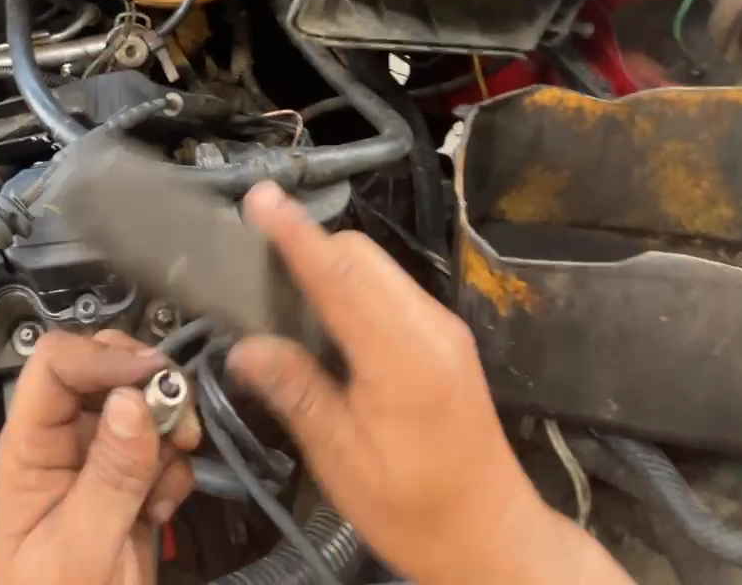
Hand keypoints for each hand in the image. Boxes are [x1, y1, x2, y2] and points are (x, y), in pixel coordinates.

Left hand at [0, 330, 201, 584]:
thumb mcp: (82, 554)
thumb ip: (109, 478)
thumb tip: (133, 400)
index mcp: (30, 443)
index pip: (55, 363)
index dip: (102, 358)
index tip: (154, 378)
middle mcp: (63, 439)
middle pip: (101, 370)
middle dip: (145, 386)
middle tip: (179, 420)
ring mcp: (97, 459)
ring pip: (137, 403)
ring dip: (165, 430)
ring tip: (165, 484)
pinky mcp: (128, 482)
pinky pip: (158, 444)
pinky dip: (172, 465)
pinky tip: (163, 508)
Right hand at [227, 183, 631, 584]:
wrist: (498, 542)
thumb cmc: (416, 512)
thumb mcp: (343, 462)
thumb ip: (296, 393)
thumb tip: (243, 346)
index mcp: (404, 360)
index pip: (342, 279)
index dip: (297, 235)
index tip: (261, 199)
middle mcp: (429, 328)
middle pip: (360, 255)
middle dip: (307, 243)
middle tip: (252, 257)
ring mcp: (441, 327)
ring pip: (373, 264)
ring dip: (325, 259)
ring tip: (277, 280)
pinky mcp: (442, 335)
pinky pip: (385, 284)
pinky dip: (346, 280)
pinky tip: (319, 310)